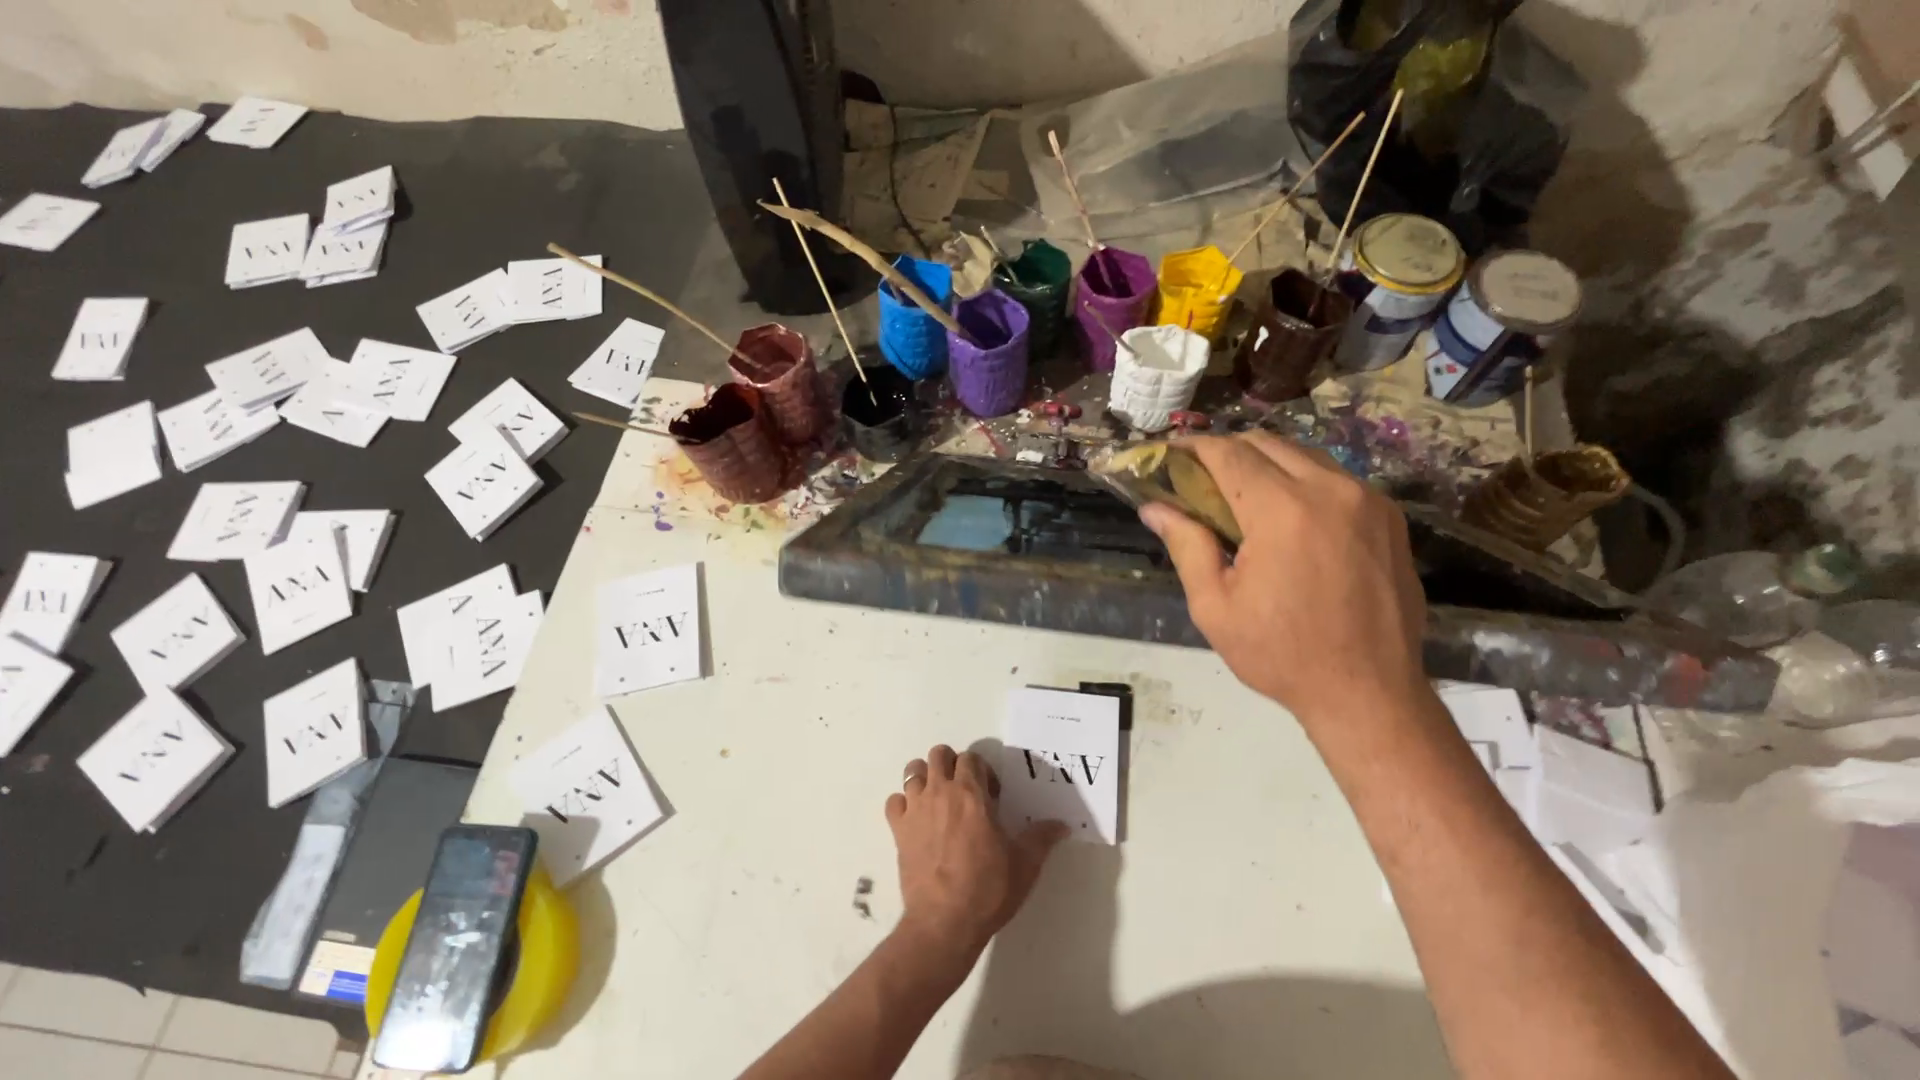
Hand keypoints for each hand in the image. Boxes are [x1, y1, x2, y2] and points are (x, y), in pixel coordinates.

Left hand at [885, 745, 1069, 960]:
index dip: (983, 771)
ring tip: (939, 801)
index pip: (972, 758)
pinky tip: (917, 822)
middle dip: (953, 765)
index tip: (992, 795)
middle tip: (965, 791)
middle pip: (939, 755)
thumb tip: (1061, 825)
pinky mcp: (898, 830)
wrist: (945, 921)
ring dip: (926, 778)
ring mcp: (915, 809)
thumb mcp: (1025, 864)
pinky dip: (904, 805)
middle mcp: (940, 792)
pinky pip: (894, 801)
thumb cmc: (988, 889)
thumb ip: (1042, 838)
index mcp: (972, 793)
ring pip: (913, 771)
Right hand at [1140, 432, 1428, 727]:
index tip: (1169, 453)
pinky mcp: (1389, 516)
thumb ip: (1186, 546)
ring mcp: (1367, 500)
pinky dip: (1303, 482)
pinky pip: (1336, 479)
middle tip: (1199, 477)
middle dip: (1228, 451)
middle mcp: (1330, 490)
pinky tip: (1287, 516)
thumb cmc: (1282, 654)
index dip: (1193, 447)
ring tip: (1240, 495)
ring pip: (1305, 455)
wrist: (1370, 691)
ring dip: (1267, 463)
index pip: (1229, 453)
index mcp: (1283, 510)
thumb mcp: (1216, 607)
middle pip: (1267, 443)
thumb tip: (1154, 508)